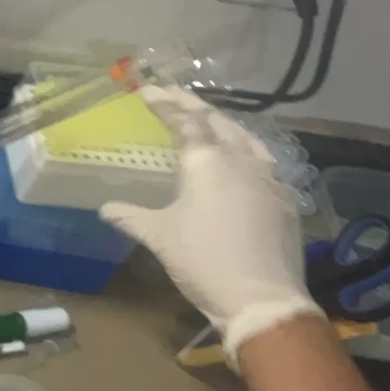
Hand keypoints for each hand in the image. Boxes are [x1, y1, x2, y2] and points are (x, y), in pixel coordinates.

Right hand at [99, 85, 320, 364]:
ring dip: (224, 123)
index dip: (165, 103)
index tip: (148, 90)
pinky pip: (263, 159)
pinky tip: (241, 156)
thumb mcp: (157, 236)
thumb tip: (106, 209)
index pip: (184, 121)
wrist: (261, 300)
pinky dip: (246, 147)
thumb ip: (130, 216)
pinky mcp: (283, 200)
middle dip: (193, 105)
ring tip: (209, 118)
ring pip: (245, 137)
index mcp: (206, 162)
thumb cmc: (202, 260)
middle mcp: (239, 161)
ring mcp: (267, 179)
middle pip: (217, 122)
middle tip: (173, 94)